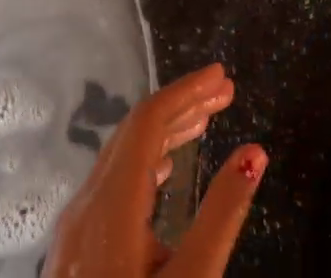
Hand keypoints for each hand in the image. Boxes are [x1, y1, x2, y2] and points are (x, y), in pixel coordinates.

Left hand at [44, 63, 266, 277]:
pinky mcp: (76, 253)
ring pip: (121, 158)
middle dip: (181, 105)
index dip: (187, 92)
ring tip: (207, 120)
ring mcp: (75, 232)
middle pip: (132, 134)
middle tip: (226, 92)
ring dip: (166, 131)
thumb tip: (254, 151)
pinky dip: (148, 159)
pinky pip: (114, 183)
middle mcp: (85, 209)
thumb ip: (223, 214)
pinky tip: (164, 171)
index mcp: (111, 206)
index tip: (225, 77)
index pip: (148, 124)